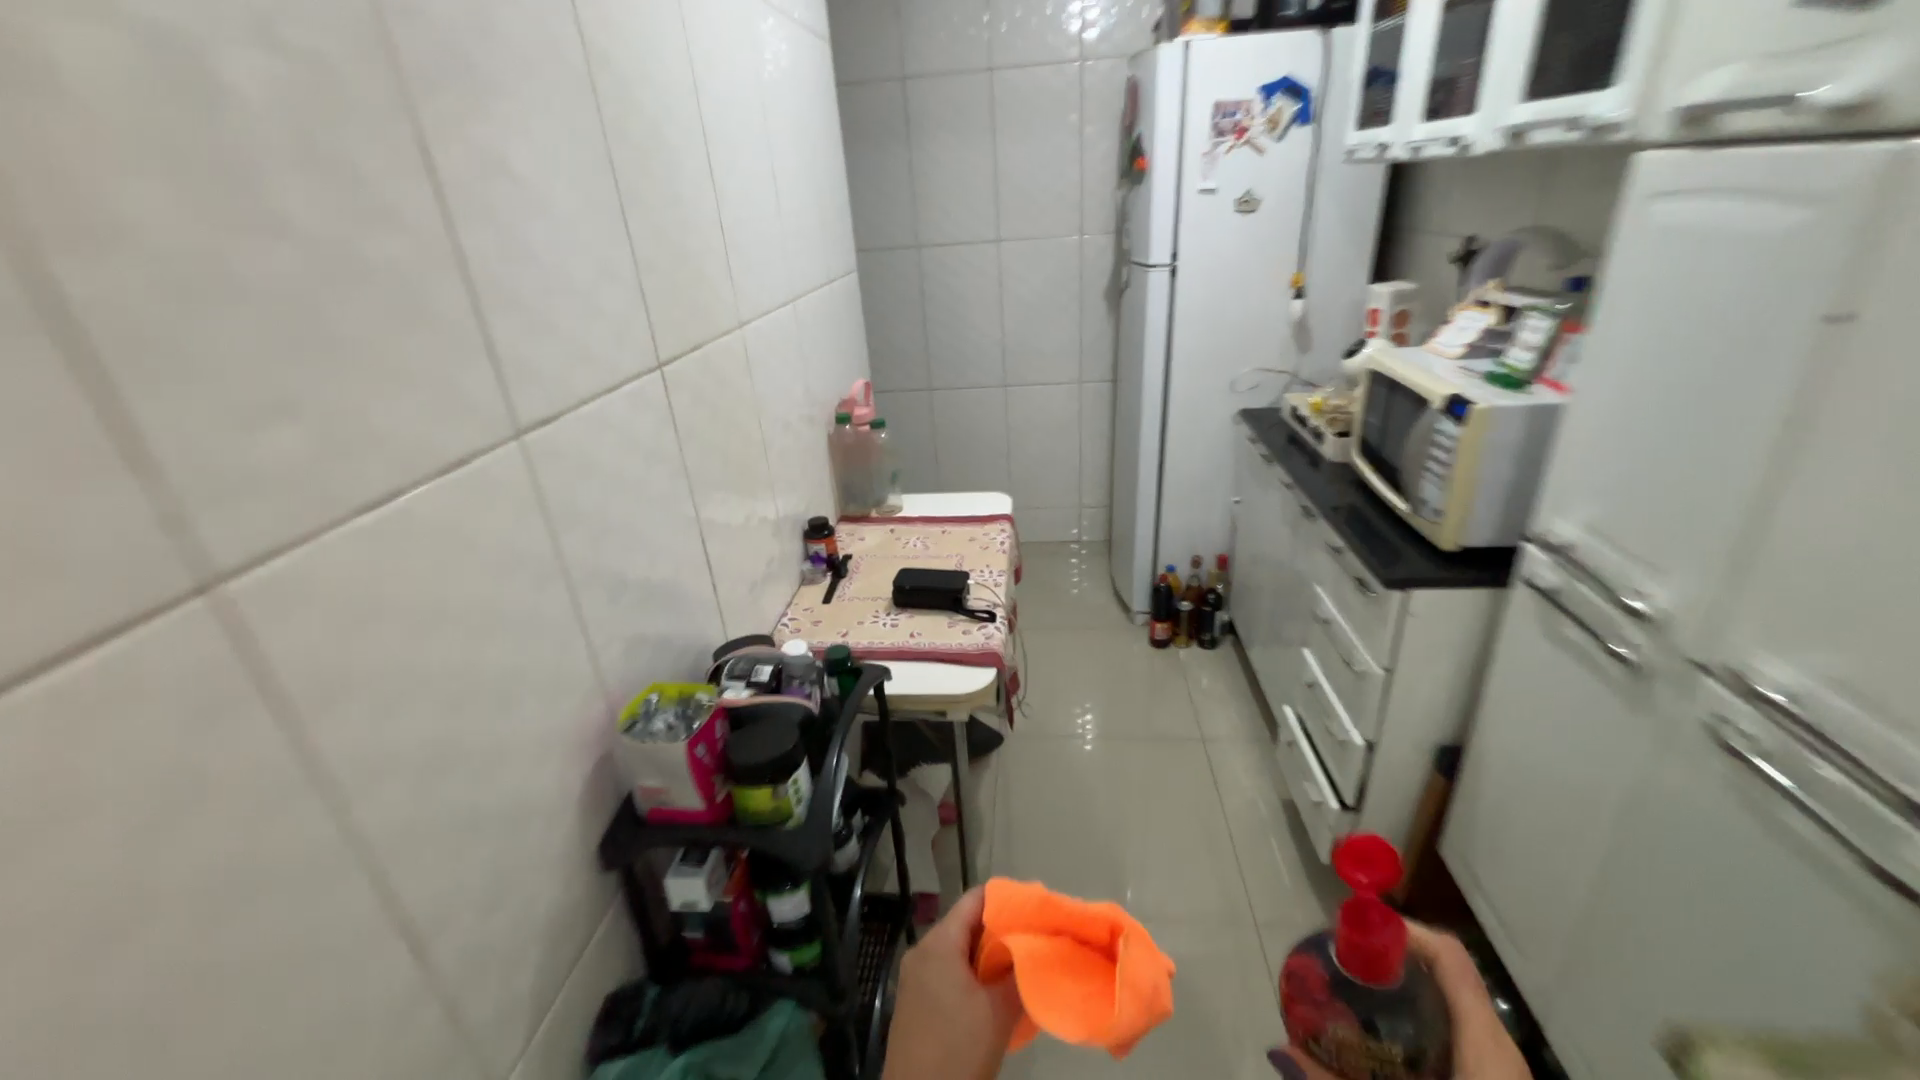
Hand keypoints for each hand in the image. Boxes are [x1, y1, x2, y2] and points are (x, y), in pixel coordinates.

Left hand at [882, 887, 1023, 1079]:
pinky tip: (996, 992)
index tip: (1037, 909)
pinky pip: (947, 971)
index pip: (975, 899)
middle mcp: (922, 951)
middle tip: (1036, 940)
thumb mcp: (999, 1011)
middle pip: (966, 924)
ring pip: (958, 950)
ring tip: (1022, 966)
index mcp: (939, 943)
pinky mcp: (915, 1000)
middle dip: (1001, 931)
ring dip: (988, 956)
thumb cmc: (959, 1049)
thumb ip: (1020, 971)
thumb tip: (1039, 946)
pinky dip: (972, 974)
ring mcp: (915, 976)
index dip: (1007, 900)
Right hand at [1270, 922, 1531, 1079]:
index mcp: (1484, 1040)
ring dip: (1408, 987)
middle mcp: (1497, 1042)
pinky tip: (1390, 1038)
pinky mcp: (1491, 1079)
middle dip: (1395, 959)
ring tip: (1358, 990)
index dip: (1404, 931)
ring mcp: (1500, 1064)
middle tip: (1345, 961)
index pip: (1450, 956)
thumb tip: (1279, 1050)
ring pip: (1454, 1003)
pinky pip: (1457, 1031)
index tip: (1355, 930)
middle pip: (1448, 974)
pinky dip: (1422, 1018)